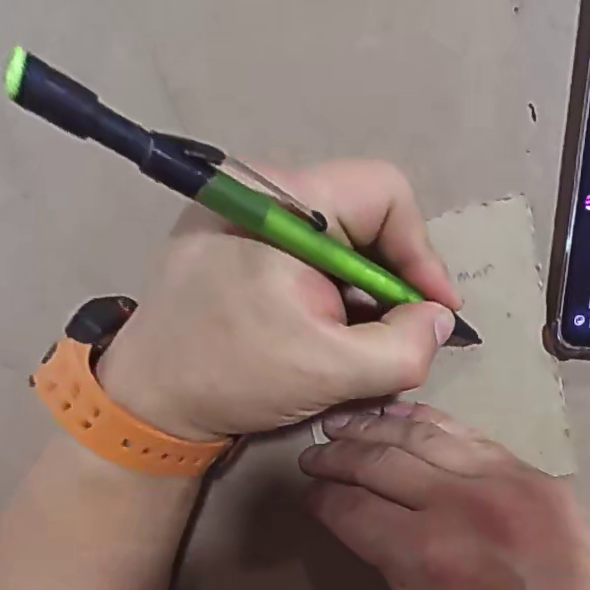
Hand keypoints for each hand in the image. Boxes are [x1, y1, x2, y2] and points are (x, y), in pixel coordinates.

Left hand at [99, 160, 463, 441]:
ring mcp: (246, 214)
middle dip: (395, 284)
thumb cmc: (232, 378)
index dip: (423, 254)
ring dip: (367, 297)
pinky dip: (337, 298)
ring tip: (365, 347)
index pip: (385, 194)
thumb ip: (402, 348)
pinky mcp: (239, 242)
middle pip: (365, 219)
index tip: (436, 311)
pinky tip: (333, 338)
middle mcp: (262, 189)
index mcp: (280, 199)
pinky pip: (311, 257)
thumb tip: (439, 319)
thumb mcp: (330, 372)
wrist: (149, 399)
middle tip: (404, 337)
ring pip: (341, 243)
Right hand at [299, 402, 589, 589]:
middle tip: (313, 455)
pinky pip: (466, 434)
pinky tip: (398, 415)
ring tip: (344, 424)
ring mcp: (498, 479)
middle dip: (337, 456)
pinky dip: (427, 421)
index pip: (352, 509)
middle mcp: (456, 503)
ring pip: (421, 435)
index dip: (321, 499)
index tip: (307, 493)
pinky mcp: (527, 470)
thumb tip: (366, 523)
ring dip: (374, 427)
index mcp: (423, 553)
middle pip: (379, 462)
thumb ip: (389, 563)